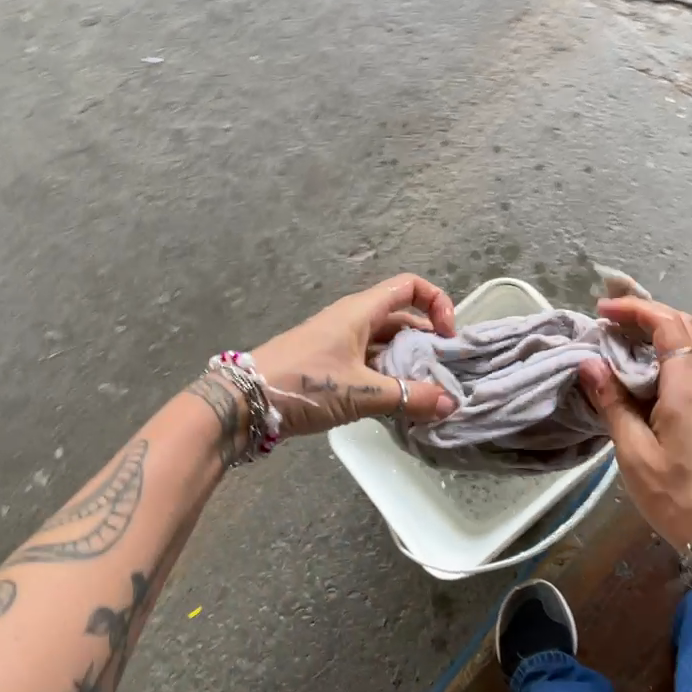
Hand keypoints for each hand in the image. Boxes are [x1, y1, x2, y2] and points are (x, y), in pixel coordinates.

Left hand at [249, 274, 460, 436]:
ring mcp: (337, 341)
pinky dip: (386, 375)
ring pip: (384, 342)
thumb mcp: (361, 393)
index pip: (410, 286)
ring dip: (406, 361)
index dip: (436, 303)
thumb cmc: (303, 384)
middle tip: (441, 370)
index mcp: (361, 311)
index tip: (447, 336)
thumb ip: (408, 397)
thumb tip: (450, 404)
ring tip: (423, 390)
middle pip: (401, 317)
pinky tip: (394, 401)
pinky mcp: (327, 364)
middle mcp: (351, 319)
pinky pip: (367, 361)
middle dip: (426, 340)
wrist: (241, 403)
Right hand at [578, 296, 691, 549]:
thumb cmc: (672, 494)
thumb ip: (612, 403)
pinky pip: (683, 364)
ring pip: (686, 343)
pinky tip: (631, 368)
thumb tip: (590, 363)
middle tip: (608, 319)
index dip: (636, 310)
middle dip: (645, 313)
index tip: (602, 312)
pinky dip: (658, 353)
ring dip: (652, 332)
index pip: (669, 326)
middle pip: (683, 326)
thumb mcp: (632, 452)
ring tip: (614, 338)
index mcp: (686, 389)